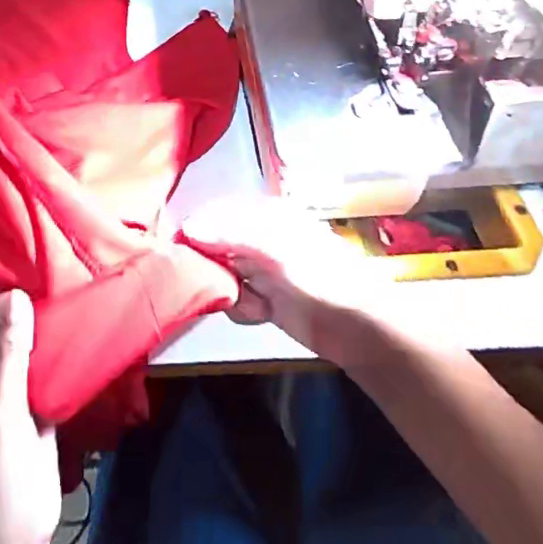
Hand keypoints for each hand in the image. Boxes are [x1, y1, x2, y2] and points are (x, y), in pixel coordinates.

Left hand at [0, 290, 59, 543]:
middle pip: (6, 333)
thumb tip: (17, 297)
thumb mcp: (3, 414)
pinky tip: (77, 343)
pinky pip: (42, 373)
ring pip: (26, 351)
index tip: (43, 288)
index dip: (7, 302)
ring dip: (45, 334)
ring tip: (74, 309)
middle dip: (30, 314)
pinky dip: (56, 359)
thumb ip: (10, 356)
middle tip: (64, 293)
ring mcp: (8, 396)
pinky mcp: (31, 410)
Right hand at [181, 198, 401, 368]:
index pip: (218, 213)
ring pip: (222, 275)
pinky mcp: (266, 298)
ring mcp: (263, 269)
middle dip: (214, 266)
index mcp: (267, 214)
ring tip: (255, 301)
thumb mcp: (277, 252)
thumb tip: (187, 227)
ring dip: (230, 290)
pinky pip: (235, 299)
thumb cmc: (323, 279)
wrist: (361, 330)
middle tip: (226, 281)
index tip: (181, 249)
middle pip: (215, 246)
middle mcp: (261, 238)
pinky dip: (243, 308)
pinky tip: (262, 312)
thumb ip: (232, 236)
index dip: (198, 229)